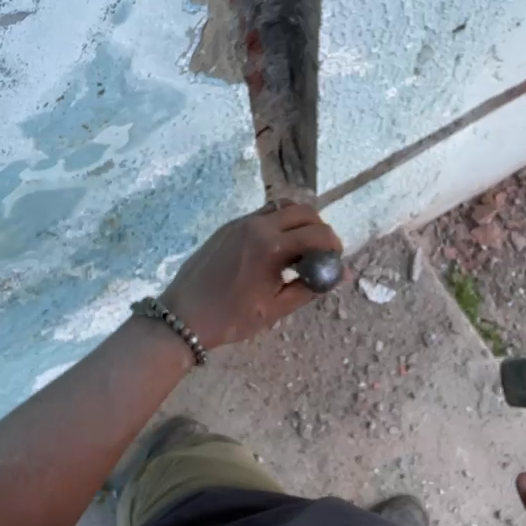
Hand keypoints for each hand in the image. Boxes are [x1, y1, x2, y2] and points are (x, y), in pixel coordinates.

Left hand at [158, 201, 341, 349]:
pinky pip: (262, 215)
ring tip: (299, 247)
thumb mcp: (276, 309)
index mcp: (271, 247)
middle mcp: (257, 226)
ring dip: (298, 221)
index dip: (333, 243)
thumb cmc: (231, 318)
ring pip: (281, 206)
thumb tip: (341, 274)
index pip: (316, 232)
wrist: (183, 316)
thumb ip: (311, 287)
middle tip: (321, 251)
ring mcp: (240, 223)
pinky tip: (275, 250)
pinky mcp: (228, 226)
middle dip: (319, 227)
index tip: (335, 258)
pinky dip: (278, 224)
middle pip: (303, 210)